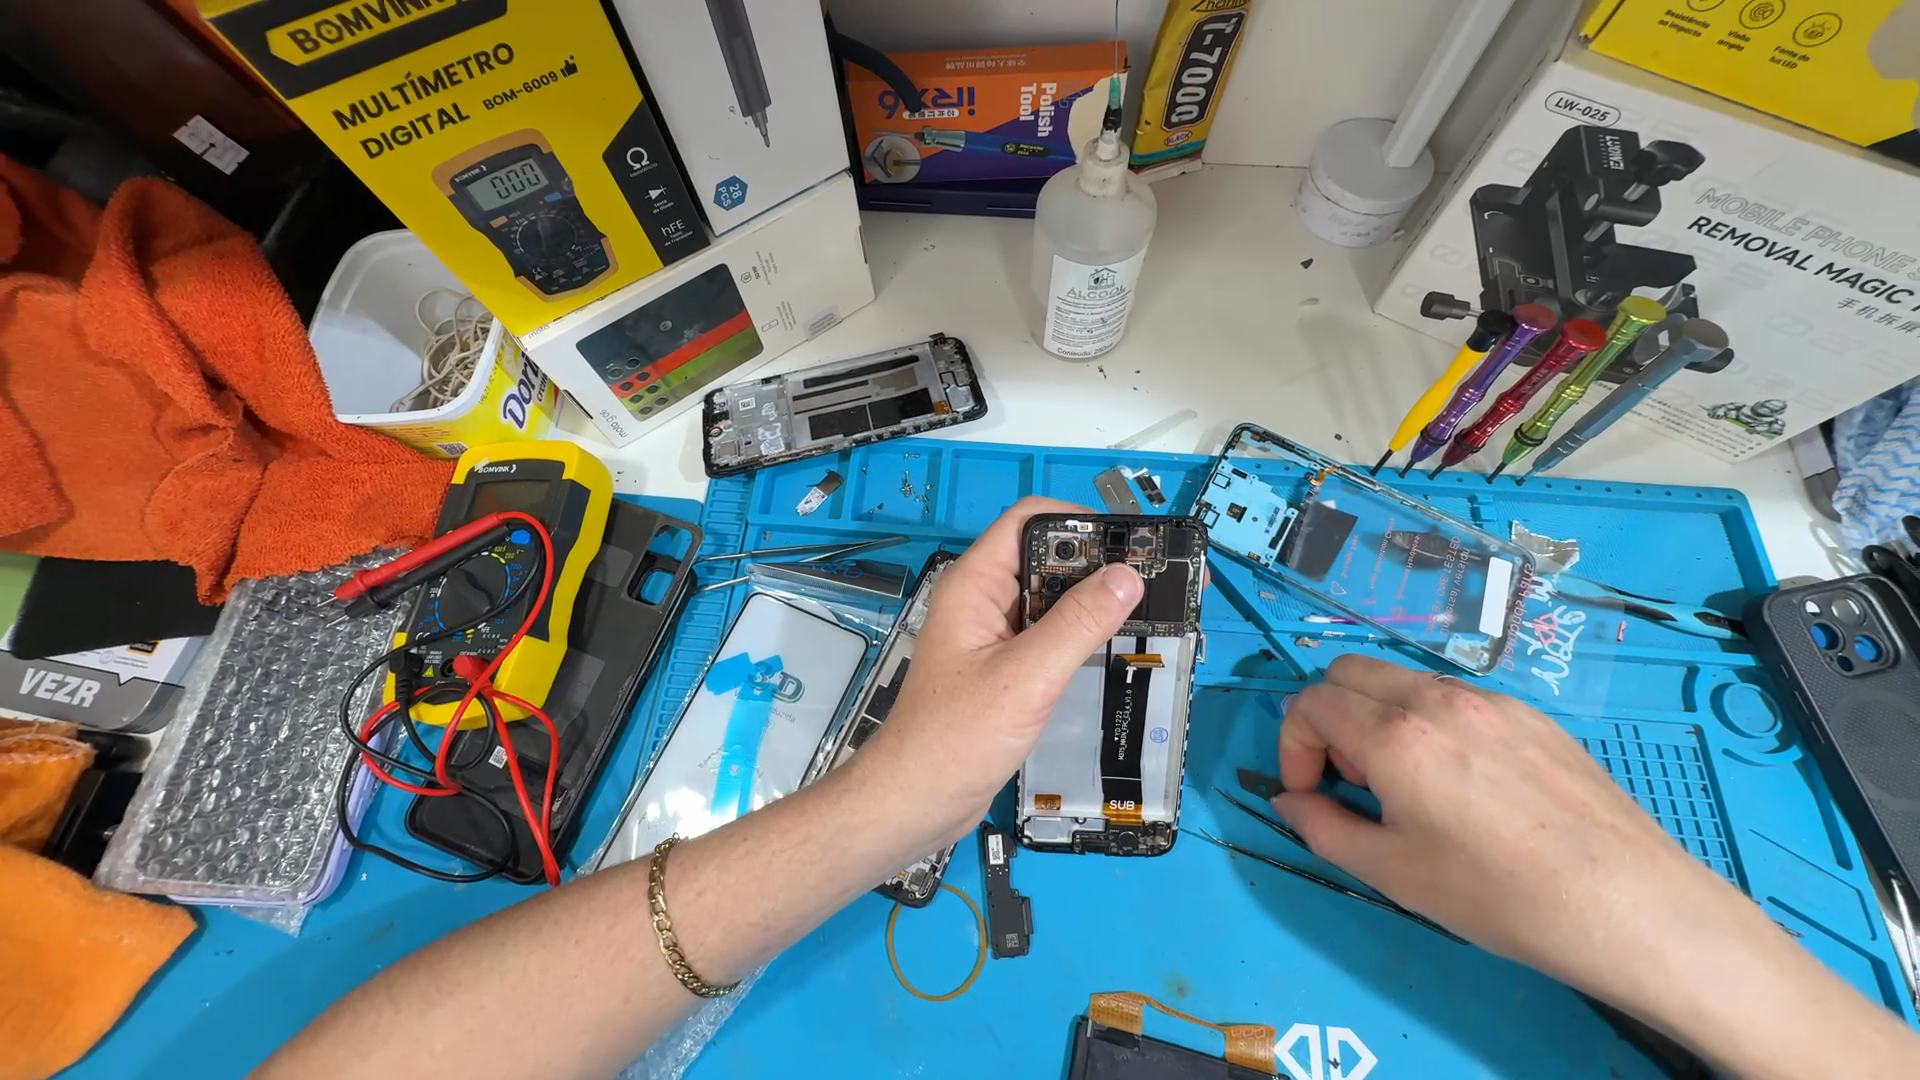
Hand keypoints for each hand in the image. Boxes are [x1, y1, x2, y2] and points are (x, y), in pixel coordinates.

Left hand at [853, 497, 1142, 849]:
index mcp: (974, 584)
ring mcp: (992, 633)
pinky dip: (1081, 632)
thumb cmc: (958, 737)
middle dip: (1097, 561)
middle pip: (1044, 556)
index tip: (1130, 541)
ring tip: (1150, 606)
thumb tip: (1128, 575)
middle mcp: (982, 599)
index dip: (1079, 519)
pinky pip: (1048, 633)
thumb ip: (1077, 624)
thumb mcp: (1026, 677)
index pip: (1028, 520)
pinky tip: (1117, 643)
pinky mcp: (1004, 665)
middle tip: (1156, 576)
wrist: (917, 800)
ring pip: (1050, 597)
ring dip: (1093, 599)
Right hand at [1271, 655, 1750, 1010]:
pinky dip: (1426, 720)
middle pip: (1346, 672)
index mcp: (1394, 734)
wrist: (1640, 912)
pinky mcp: (1531, 715)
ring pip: (1399, 678)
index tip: (1311, 791)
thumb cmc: (1501, 896)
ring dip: (1375, 715)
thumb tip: (1289, 801)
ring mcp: (1490, 700)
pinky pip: (1451, 695)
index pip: (1310, 702)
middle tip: (1354, 777)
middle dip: (1328, 718)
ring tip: (1408, 781)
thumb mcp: (1392, 873)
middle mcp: (1435, 699)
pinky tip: (1463, 780)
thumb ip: (1321, 827)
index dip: (1293, 745)